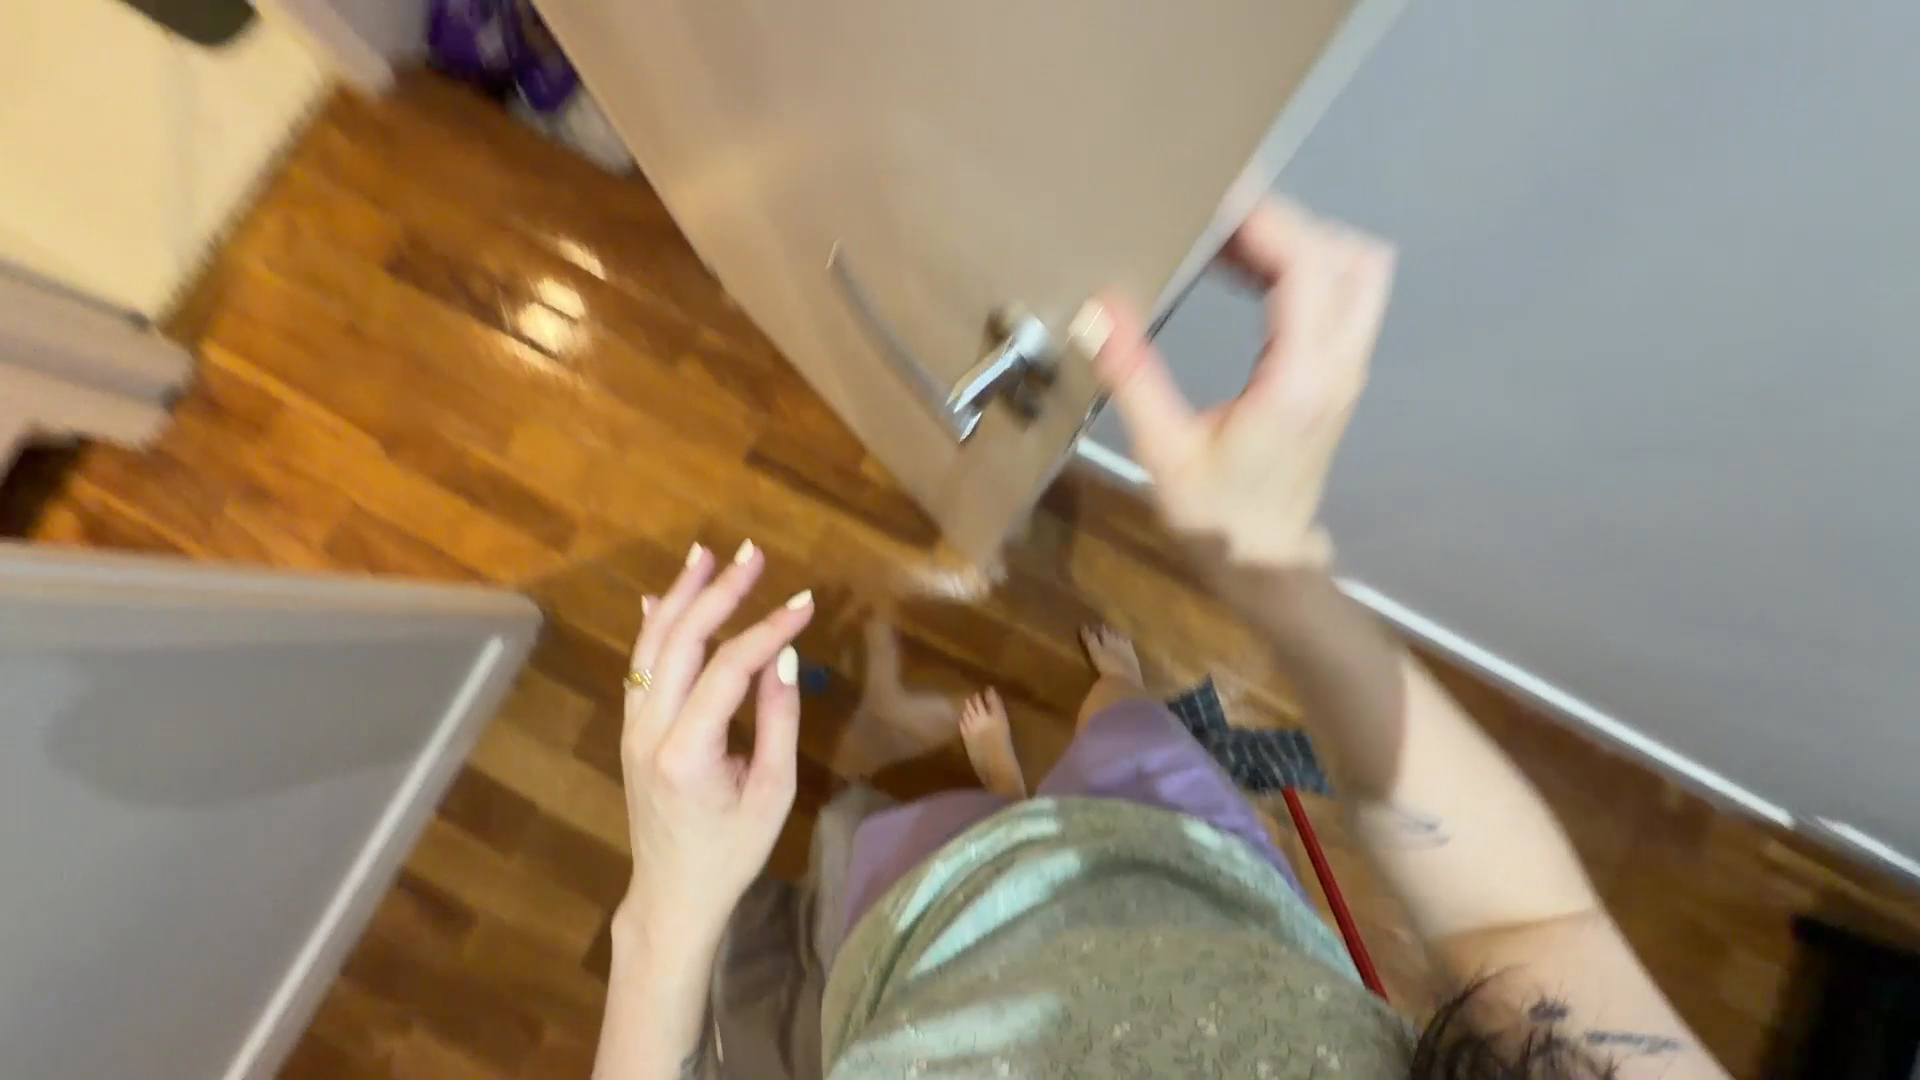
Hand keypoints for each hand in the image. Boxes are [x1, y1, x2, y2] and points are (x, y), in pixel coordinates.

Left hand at [618, 540, 813, 946]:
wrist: (672, 894)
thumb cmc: (732, 850)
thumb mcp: (774, 791)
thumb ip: (779, 719)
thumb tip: (784, 653)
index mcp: (688, 750)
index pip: (729, 667)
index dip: (768, 628)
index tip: (804, 602)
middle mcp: (649, 729)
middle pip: (680, 641)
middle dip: (717, 591)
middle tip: (753, 554)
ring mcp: (633, 726)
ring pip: (652, 645)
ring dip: (680, 595)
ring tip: (706, 554)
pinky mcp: (632, 728)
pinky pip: (640, 666)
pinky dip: (653, 626)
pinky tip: (661, 597)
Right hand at [1083, 197, 1395, 568]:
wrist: (1264, 562)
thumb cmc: (1215, 518)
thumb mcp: (1163, 452)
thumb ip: (1134, 377)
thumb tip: (1098, 309)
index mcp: (1300, 381)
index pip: (1307, 268)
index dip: (1266, 222)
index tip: (1212, 201)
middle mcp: (1339, 365)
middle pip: (1345, 255)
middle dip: (1284, 226)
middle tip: (1215, 225)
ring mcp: (1348, 369)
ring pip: (1355, 270)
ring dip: (1301, 244)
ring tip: (1230, 247)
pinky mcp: (1339, 374)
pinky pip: (1341, 295)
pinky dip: (1303, 268)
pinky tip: (1246, 277)